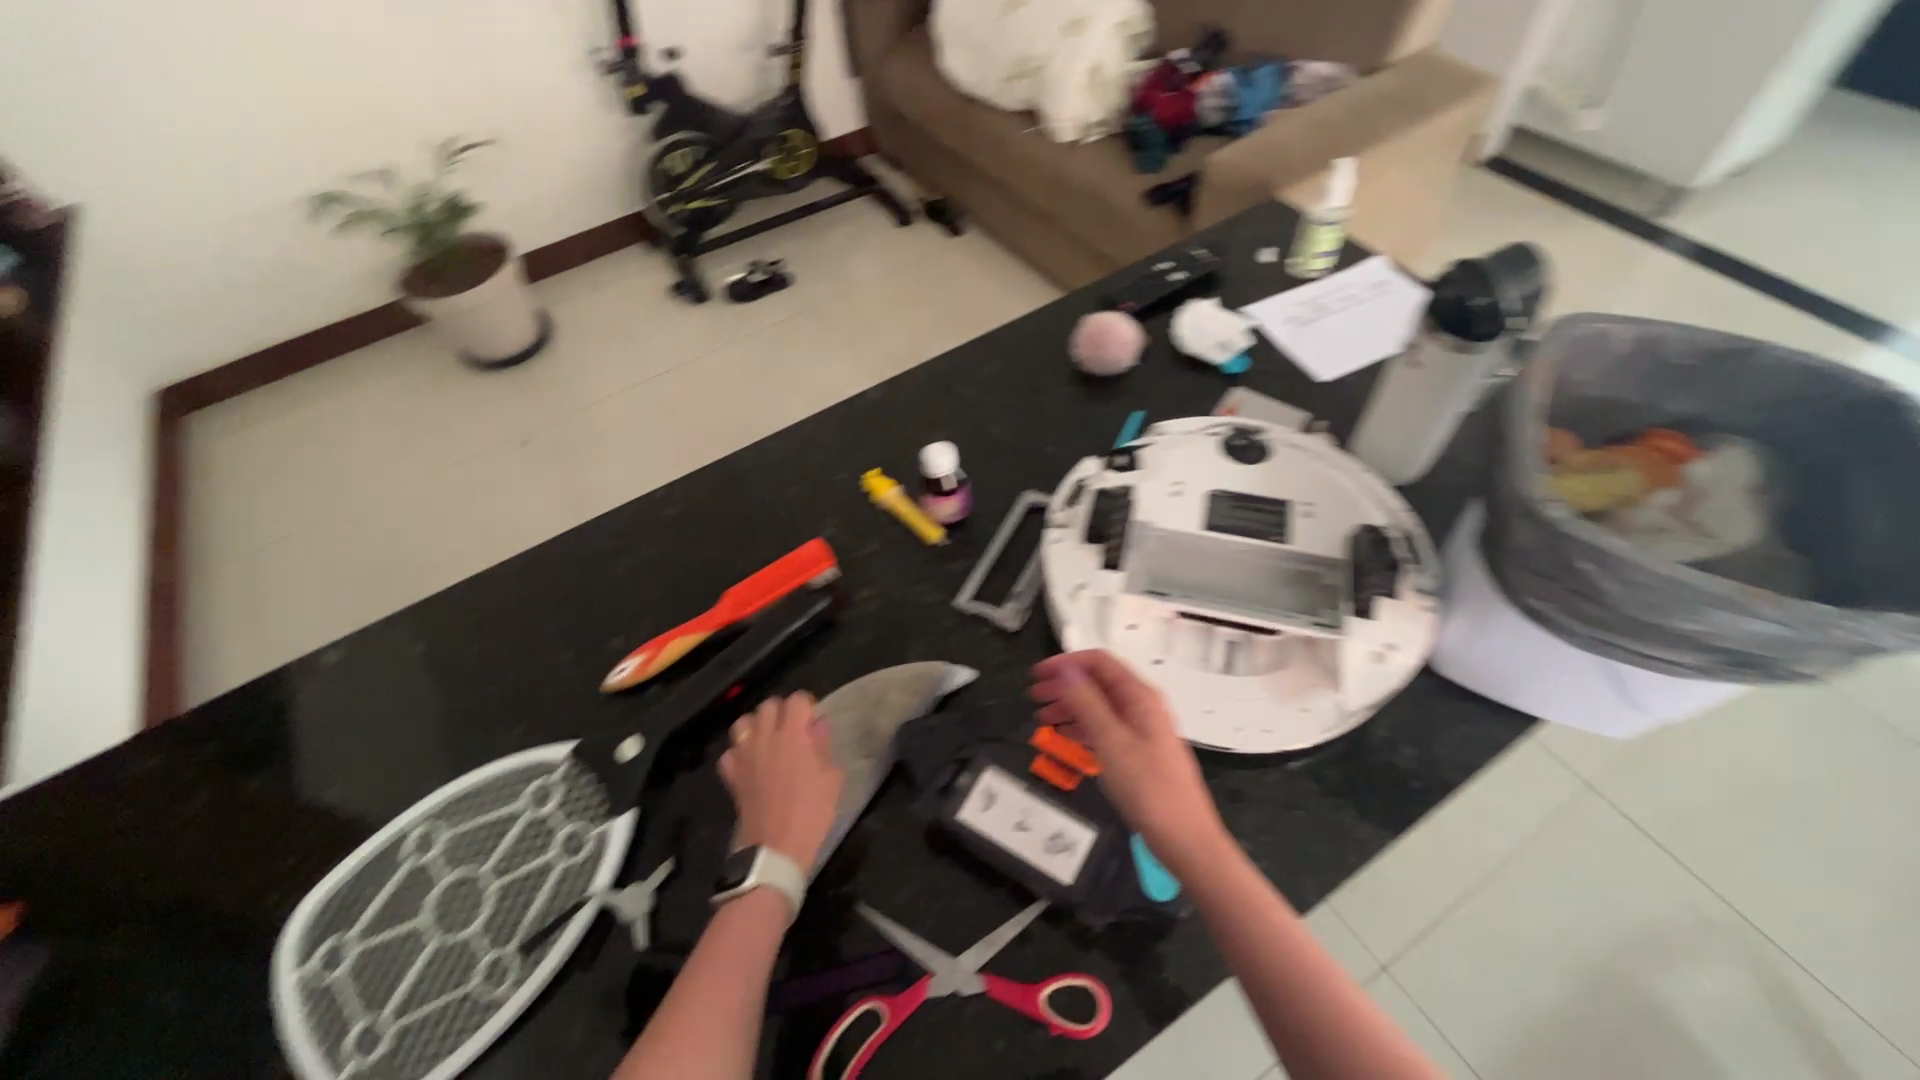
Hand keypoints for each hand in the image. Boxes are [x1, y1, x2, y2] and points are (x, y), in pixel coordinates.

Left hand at [719, 693, 843, 870]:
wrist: (777, 847)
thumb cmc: (812, 812)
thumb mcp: (832, 778)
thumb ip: (823, 745)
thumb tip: (817, 724)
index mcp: (793, 733)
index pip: (797, 699)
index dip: (808, 706)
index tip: (814, 722)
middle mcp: (764, 736)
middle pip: (769, 705)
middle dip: (782, 712)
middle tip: (794, 732)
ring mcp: (744, 754)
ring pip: (743, 722)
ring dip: (757, 727)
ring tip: (769, 742)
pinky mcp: (731, 773)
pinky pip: (731, 752)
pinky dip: (740, 754)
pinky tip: (751, 765)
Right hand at [1030, 651, 1227, 870]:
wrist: (1184, 837)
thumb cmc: (1148, 787)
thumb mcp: (1111, 742)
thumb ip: (1087, 703)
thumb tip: (1066, 670)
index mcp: (1140, 696)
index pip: (1100, 662)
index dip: (1066, 663)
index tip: (1037, 675)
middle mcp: (1142, 707)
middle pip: (1098, 684)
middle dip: (1064, 686)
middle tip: (1034, 699)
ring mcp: (1142, 731)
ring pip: (1100, 708)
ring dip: (1071, 709)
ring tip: (1043, 721)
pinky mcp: (1139, 753)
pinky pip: (1105, 730)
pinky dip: (1083, 730)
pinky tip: (1065, 740)